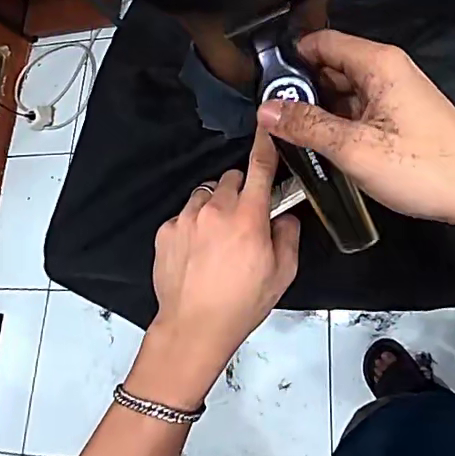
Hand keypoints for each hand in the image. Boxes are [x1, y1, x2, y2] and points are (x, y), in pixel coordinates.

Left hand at [126, 127, 300, 410]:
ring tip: (218, 238)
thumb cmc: (239, 304)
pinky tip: (197, 250)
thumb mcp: (281, 274)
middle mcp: (215, 210)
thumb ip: (288, 236)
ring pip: (205, 194)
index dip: (265, 145)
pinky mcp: (166, 229)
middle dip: (241, 192)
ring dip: (214, 207)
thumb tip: (284, 218)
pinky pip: (184, 214)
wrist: (193, 326)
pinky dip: (193, 224)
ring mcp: (187, 218)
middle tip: (244, 219)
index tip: (267, 129)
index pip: (259, 168)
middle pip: (231, 179)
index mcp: (248, 218)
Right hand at [256, 30, 454, 234]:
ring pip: (342, 90)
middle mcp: (387, 70)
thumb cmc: (422, 168)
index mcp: (378, 64)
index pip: (321, 41)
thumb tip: (264, 110)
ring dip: (317, 109)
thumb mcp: (354, 149)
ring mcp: (395, 93)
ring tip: (290, 134)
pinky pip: (357, 108)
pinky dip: (336, 122)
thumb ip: (306, 126)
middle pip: (330, 65)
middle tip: (272, 118)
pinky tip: (321, 145)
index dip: (290, 59)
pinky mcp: (399, 114)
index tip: (264, 85)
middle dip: (300, 88)